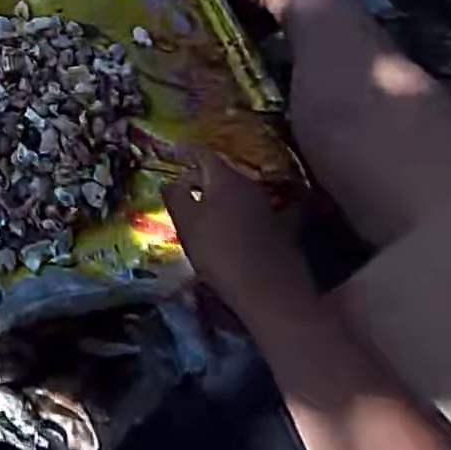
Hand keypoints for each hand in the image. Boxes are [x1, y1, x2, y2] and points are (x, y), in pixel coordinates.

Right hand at [161, 150, 309, 306]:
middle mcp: (250, 185)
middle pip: (222, 171)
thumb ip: (175, 196)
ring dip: (221, 196)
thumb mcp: (186, 222)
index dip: (186, 154)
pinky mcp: (281, 230)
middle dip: (202, 177)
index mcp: (225, 178)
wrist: (272, 295)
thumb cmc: (220, 252)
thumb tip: (169, 181)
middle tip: (184, 188)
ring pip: (238, 192)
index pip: (203, 154)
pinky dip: (241, 214)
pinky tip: (234, 226)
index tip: (174, 158)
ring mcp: (268, 207)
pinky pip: (254, 212)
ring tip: (204, 209)